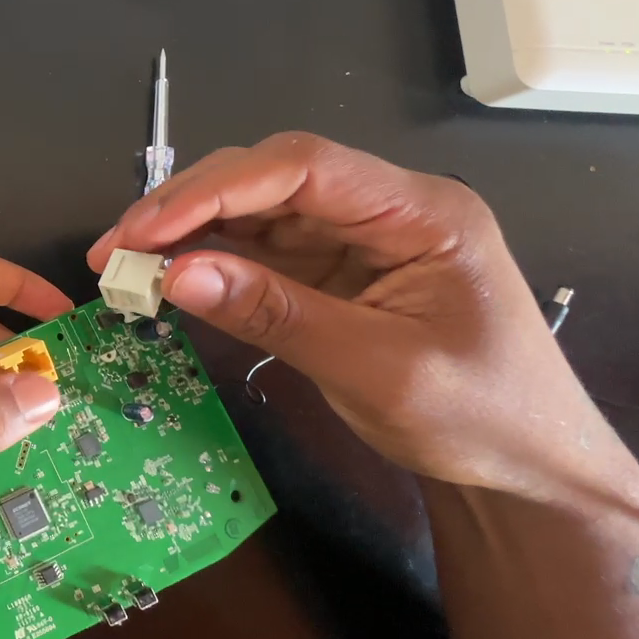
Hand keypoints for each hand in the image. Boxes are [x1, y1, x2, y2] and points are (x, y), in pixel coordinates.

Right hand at [87, 132, 632, 500]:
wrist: (525, 470)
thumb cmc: (478, 418)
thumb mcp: (374, 368)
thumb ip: (272, 313)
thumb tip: (172, 275)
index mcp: (418, 212)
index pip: (300, 169)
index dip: (213, 190)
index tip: (145, 231)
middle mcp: (376, 207)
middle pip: (262, 177)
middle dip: (182, 206)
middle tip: (113, 248)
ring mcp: (345, 235)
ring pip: (244, 207)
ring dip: (178, 229)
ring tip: (120, 260)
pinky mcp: (319, 266)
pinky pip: (246, 246)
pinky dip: (197, 256)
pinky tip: (159, 272)